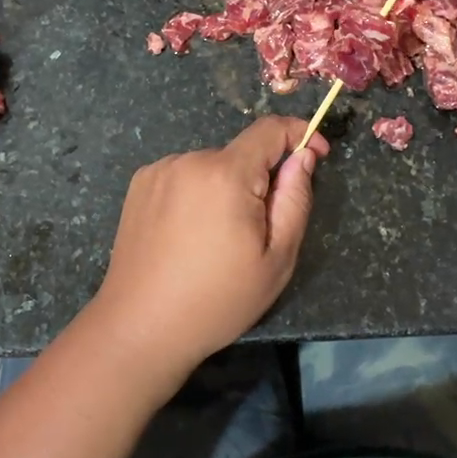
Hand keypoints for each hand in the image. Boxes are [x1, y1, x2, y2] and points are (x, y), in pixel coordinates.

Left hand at [87, 116, 329, 373]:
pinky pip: (183, 177)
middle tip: (256, 233)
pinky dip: (196, 195)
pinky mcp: (139, 184)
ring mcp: (160, 170)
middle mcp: (190, 160)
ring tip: (215, 242)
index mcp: (226, 174)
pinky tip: (186, 236)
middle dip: (257, 181)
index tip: (317, 154)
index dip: (299, 134)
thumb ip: (295, 199)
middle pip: (240, 155)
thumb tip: (303, 155)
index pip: (269, 130)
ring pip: (211, 167)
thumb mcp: (276, 259)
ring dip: (224, 189)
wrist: (140, 327)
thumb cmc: (217, 300)